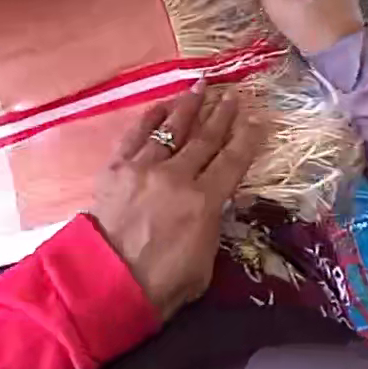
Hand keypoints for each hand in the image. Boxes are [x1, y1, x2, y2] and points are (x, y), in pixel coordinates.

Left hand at [90, 87, 267, 319]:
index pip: (232, 161)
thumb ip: (211, 222)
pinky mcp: (116, 166)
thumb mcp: (206, 258)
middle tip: (232, 94)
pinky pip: (136, 135)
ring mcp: (143, 166)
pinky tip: (161, 106)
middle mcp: (176, 175)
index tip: (257, 117)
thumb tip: (214, 201)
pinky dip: (150, 118)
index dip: (247, 138)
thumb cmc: (165, 281)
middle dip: (220, 114)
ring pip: (170, 129)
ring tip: (201, 87)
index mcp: (204, 201)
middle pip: (203, 138)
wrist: (110, 277)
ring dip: (187, 106)